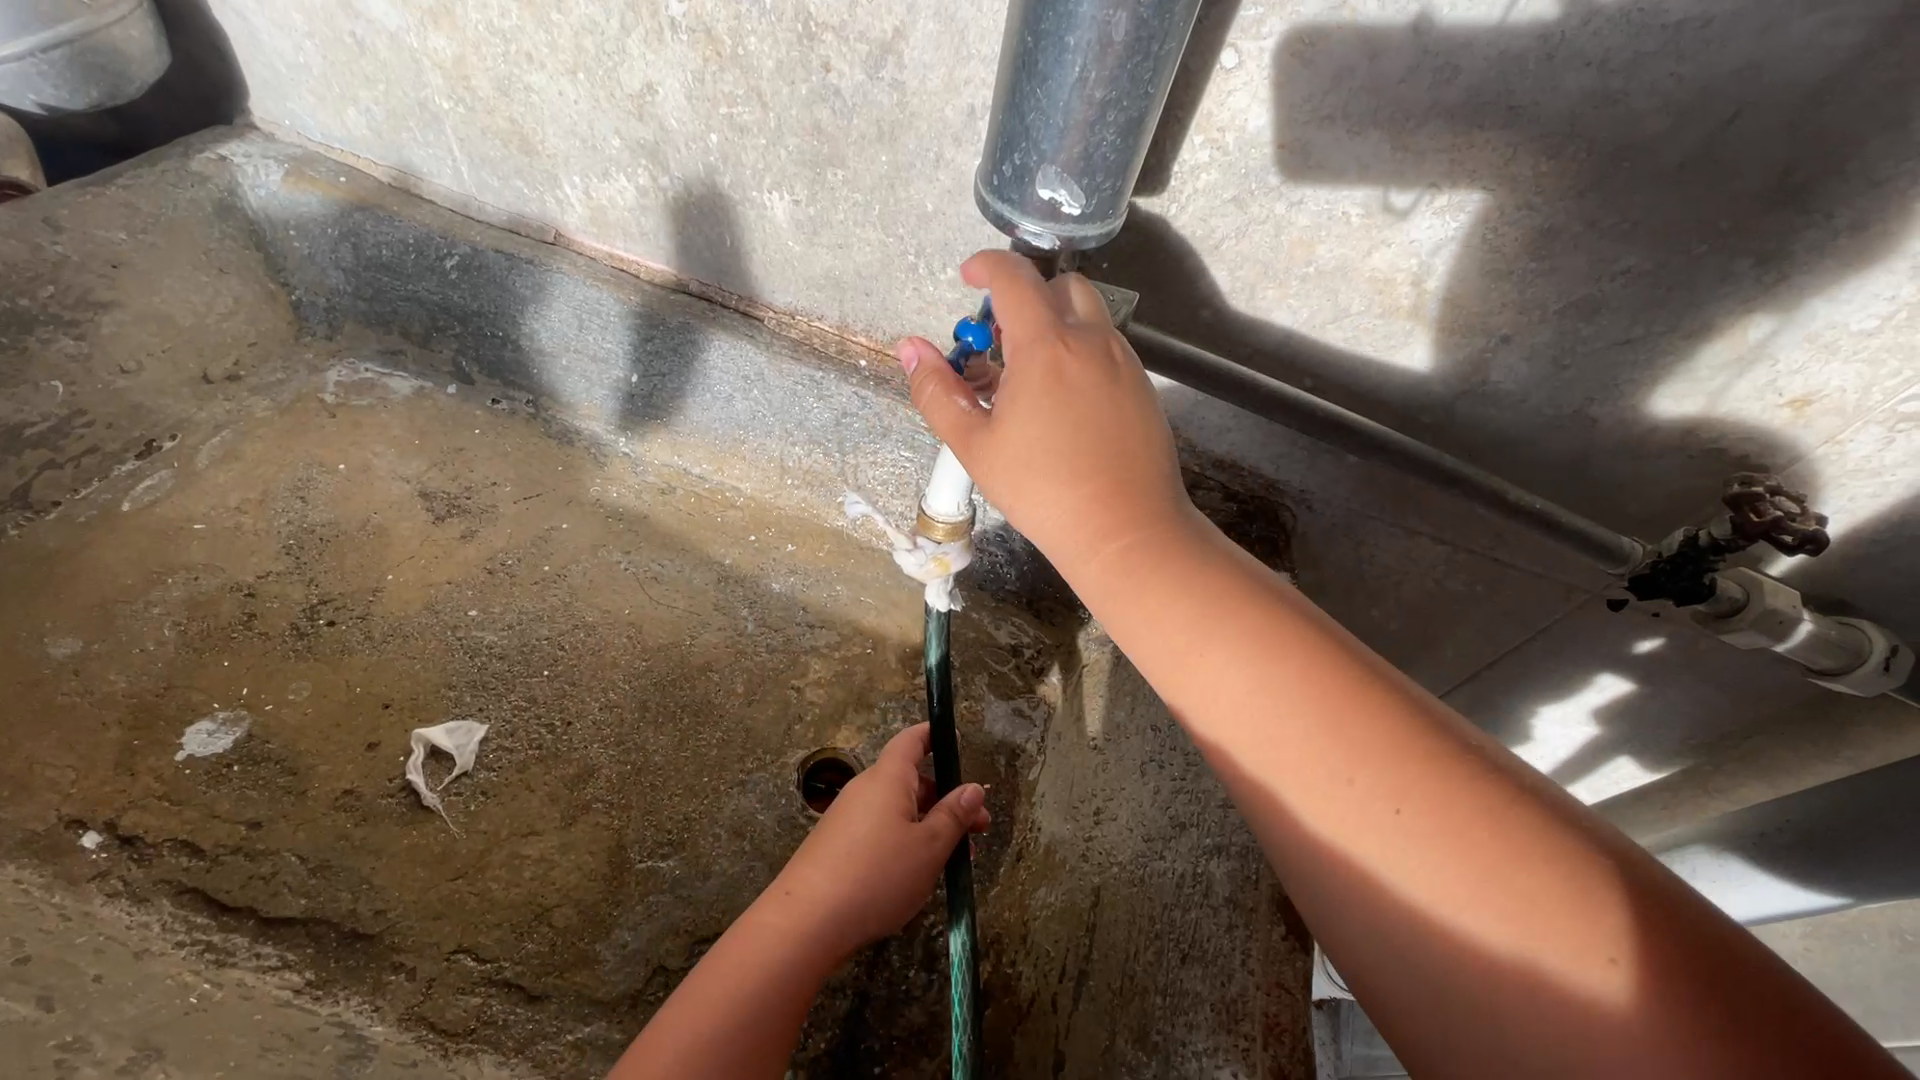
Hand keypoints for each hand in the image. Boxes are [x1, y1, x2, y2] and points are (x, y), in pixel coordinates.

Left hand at [762, 723, 988, 962]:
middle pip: (911, 780)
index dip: (934, 736)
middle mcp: (865, 790)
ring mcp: (848, 818)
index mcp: (888, 778)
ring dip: (930, 826)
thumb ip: (954, 816)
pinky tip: (919, 875)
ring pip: (898, 810)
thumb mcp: (929, 847)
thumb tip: (973, 788)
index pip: (912, 740)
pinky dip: (906, 842)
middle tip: (979, 828)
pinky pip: (880, 831)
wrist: (806, 921)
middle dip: (947, 799)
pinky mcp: (837, 846)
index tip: (958, 742)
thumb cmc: (877, 875)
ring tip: (956, 860)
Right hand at [896, 251, 1199, 576]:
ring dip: (1054, 326)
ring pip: (1088, 317)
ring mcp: (1124, 362)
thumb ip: (937, 392)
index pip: (1014, 276)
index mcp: (1046, 345)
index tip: (967, 277)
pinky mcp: (1142, 388)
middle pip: (1059, 286)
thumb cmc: (1042, 490)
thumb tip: (910, 349)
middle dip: (1024, 298)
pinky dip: (1079, 353)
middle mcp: (1091, 341)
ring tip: (1030, 379)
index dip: (985, 265)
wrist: (1126, 529)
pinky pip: (1107, 349)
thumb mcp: (974, 446)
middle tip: (1000, 343)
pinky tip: (1065, 405)